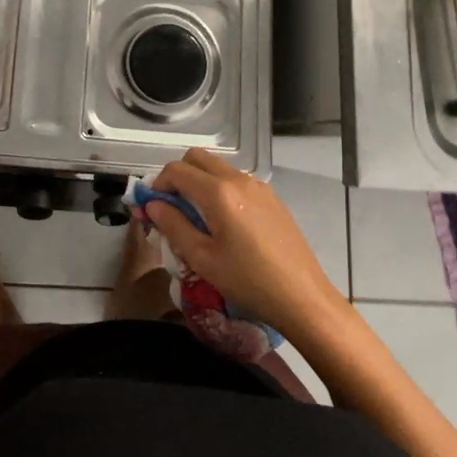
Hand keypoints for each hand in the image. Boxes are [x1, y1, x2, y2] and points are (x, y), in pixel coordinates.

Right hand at [145, 149, 344, 332]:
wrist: (303, 297)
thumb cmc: (249, 281)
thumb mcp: (203, 259)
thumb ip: (174, 226)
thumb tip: (154, 205)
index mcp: (218, 192)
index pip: (177, 170)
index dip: (158, 184)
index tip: (153, 207)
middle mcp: (239, 179)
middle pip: (198, 158)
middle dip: (178, 176)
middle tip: (172, 206)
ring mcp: (259, 186)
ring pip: (218, 168)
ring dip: (200, 181)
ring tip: (197, 218)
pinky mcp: (272, 199)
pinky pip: (237, 182)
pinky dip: (220, 190)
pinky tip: (225, 224)